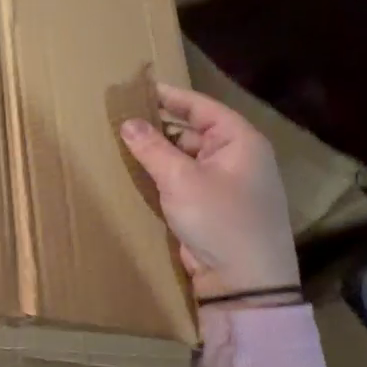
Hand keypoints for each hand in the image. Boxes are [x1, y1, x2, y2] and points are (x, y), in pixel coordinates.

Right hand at [120, 83, 298, 306]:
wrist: (244, 278)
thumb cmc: (219, 219)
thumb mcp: (180, 179)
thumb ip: (152, 147)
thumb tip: (128, 122)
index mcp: (241, 142)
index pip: (202, 107)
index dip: (170, 96)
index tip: (137, 88)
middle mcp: (238, 157)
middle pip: (194, 130)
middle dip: (159, 123)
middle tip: (122, 116)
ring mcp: (226, 182)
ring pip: (186, 155)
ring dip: (158, 150)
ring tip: (122, 142)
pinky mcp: (212, 205)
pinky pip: (184, 178)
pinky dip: (162, 172)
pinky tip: (137, 172)